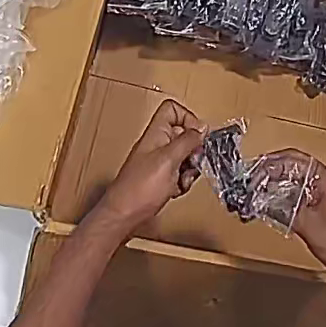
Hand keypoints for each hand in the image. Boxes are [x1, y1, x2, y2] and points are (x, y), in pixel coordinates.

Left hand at [90, 99, 205, 236]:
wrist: (122, 216)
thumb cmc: (139, 189)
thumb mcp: (169, 159)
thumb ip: (188, 140)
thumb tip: (202, 127)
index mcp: (156, 133)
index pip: (172, 110)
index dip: (187, 117)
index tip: (197, 135)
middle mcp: (157, 144)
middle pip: (184, 135)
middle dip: (193, 151)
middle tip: (192, 162)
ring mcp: (158, 162)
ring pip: (184, 156)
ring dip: (189, 169)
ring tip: (182, 180)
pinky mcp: (159, 178)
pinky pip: (179, 173)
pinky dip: (182, 182)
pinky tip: (175, 190)